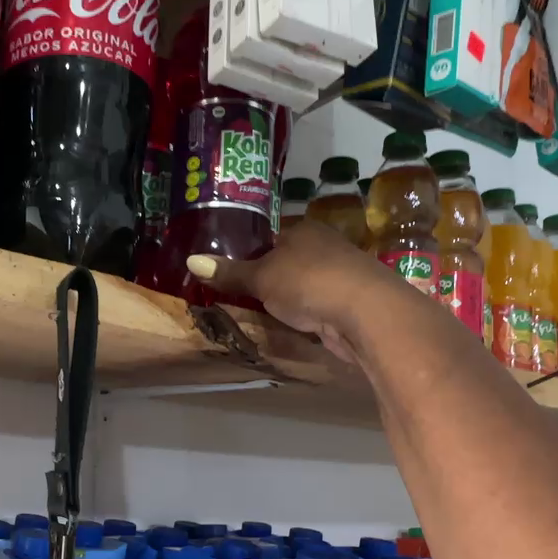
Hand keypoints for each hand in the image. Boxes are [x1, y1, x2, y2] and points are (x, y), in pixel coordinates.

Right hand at [185, 221, 395, 362]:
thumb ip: (229, 272)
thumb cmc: (309, 281)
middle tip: (237, 298)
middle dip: (268, 280)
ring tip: (258, 316)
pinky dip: (304, 318)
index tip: (229, 274)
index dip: (250, 255)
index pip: (271, 239)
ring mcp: (340, 277)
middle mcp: (325, 247)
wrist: (366, 313)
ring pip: (303, 288)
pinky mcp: (348, 306)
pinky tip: (290, 328)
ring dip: (287, 302)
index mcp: (305, 230)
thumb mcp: (260, 276)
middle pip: (287, 263)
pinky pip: (316, 309)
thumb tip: (190, 260)